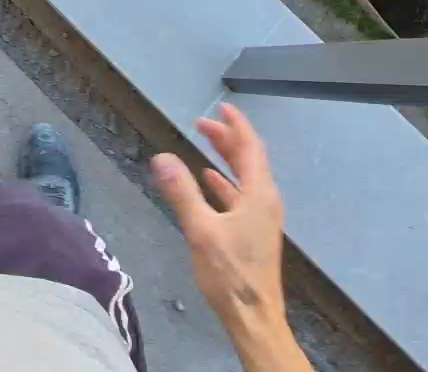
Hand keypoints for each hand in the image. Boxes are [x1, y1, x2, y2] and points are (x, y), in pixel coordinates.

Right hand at [153, 103, 302, 369]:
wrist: (255, 320)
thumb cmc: (231, 274)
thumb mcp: (201, 231)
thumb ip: (182, 192)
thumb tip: (161, 156)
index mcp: (258, 194)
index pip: (251, 147)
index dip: (236, 125)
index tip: (222, 107)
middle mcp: (265, 201)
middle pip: (249, 159)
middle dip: (227, 138)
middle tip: (202, 123)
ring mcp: (262, 218)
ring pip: (246, 176)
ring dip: (227, 157)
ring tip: (205, 143)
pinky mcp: (256, 233)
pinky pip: (242, 194)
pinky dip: (225, 181)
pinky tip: (209, 181)